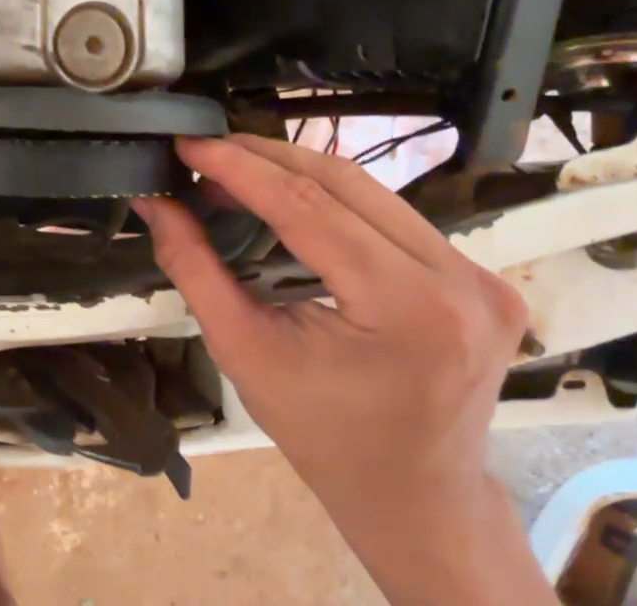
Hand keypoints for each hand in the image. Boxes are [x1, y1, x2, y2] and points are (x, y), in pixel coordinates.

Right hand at [133, 135, 549, 604]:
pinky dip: (331, 200)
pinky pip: (392, 215)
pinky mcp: (480, 277)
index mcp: (408, 308)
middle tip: (203, 153)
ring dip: (295, 174)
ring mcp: (482, 276)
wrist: (414, 492)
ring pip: (371, 191)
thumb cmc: (321, 432)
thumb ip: (194, 267)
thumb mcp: (242, 350)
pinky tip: (286, 201)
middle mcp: (461, 281)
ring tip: (233, 173)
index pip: (309, 208)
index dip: (240, 168)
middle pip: (346, 184)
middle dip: (265, 158)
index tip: (188, 145)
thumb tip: (154, 202)